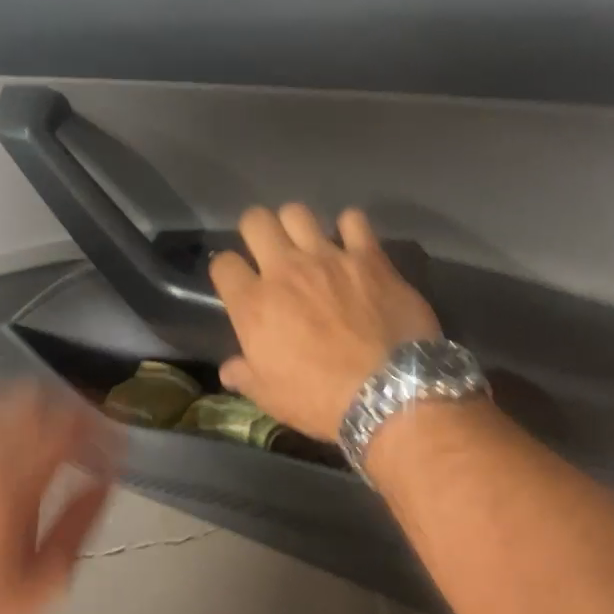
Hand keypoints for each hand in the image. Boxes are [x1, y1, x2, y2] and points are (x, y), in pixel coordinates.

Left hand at [0, 386, 115, 613]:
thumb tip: (104, 482)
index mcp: (6, 489)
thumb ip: (76, 526)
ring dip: (28, 420)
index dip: (93, 424)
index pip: (60, 430)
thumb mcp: (41, 588)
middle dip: (60, 409)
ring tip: (54, 442)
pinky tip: (9, 468)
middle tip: (86, 428)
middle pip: (21, 407)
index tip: (116, 434)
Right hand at [210, 205, 440, 439]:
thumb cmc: (321, 401)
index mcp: (254, 305)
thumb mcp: (271, 398)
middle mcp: (286, 270)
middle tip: (269, 252)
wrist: (390, 393)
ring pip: (298, 212)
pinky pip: (353, 220)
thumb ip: (246, 376)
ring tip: (307, 245)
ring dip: (297, 225)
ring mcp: (329, 258)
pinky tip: (353, 245)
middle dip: (257, 231)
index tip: (238, 283)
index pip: (223, 263)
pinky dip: (350, 228)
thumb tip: (229, 369)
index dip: (227, 271)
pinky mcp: (370, 256)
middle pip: (256, 221)